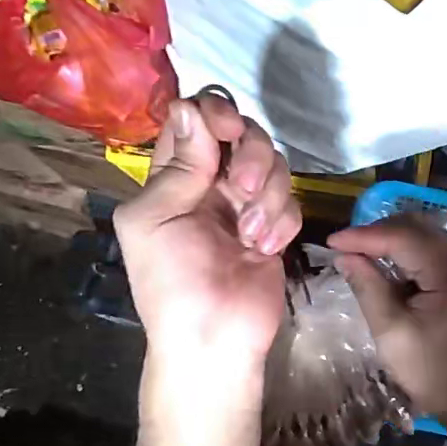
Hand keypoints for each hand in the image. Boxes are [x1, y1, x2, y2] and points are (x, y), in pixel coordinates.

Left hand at [114, 91, 301, 365]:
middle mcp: (210, 183)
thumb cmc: (171, 282)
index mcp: (172, 177)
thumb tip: (190, 107)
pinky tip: (264, 249)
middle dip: (252, 155)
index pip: (193, 118)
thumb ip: (178, 166)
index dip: (213, 112)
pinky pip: (291, 202)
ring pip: (274, 163)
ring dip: (268, 196)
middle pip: (244, 133)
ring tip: (252, 235)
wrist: (213, 338)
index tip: (226, 130)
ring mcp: (246, 205)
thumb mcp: (155, 220)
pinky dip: (282, 223)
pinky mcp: (276, 227)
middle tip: (245, 189)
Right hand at [326, 217, 446, 420]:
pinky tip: (386, 268)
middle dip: (376, 234)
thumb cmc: (432, 372)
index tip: (330, 243)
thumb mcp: (391, 330)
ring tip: (359, 256)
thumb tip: (345, 256)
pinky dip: (407, 256)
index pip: (402, 237)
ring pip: (425, 239)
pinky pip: (434, 255)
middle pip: (416, 230)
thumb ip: (367, 286)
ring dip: (391, 243)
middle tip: (343, 248)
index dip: (363, 236)